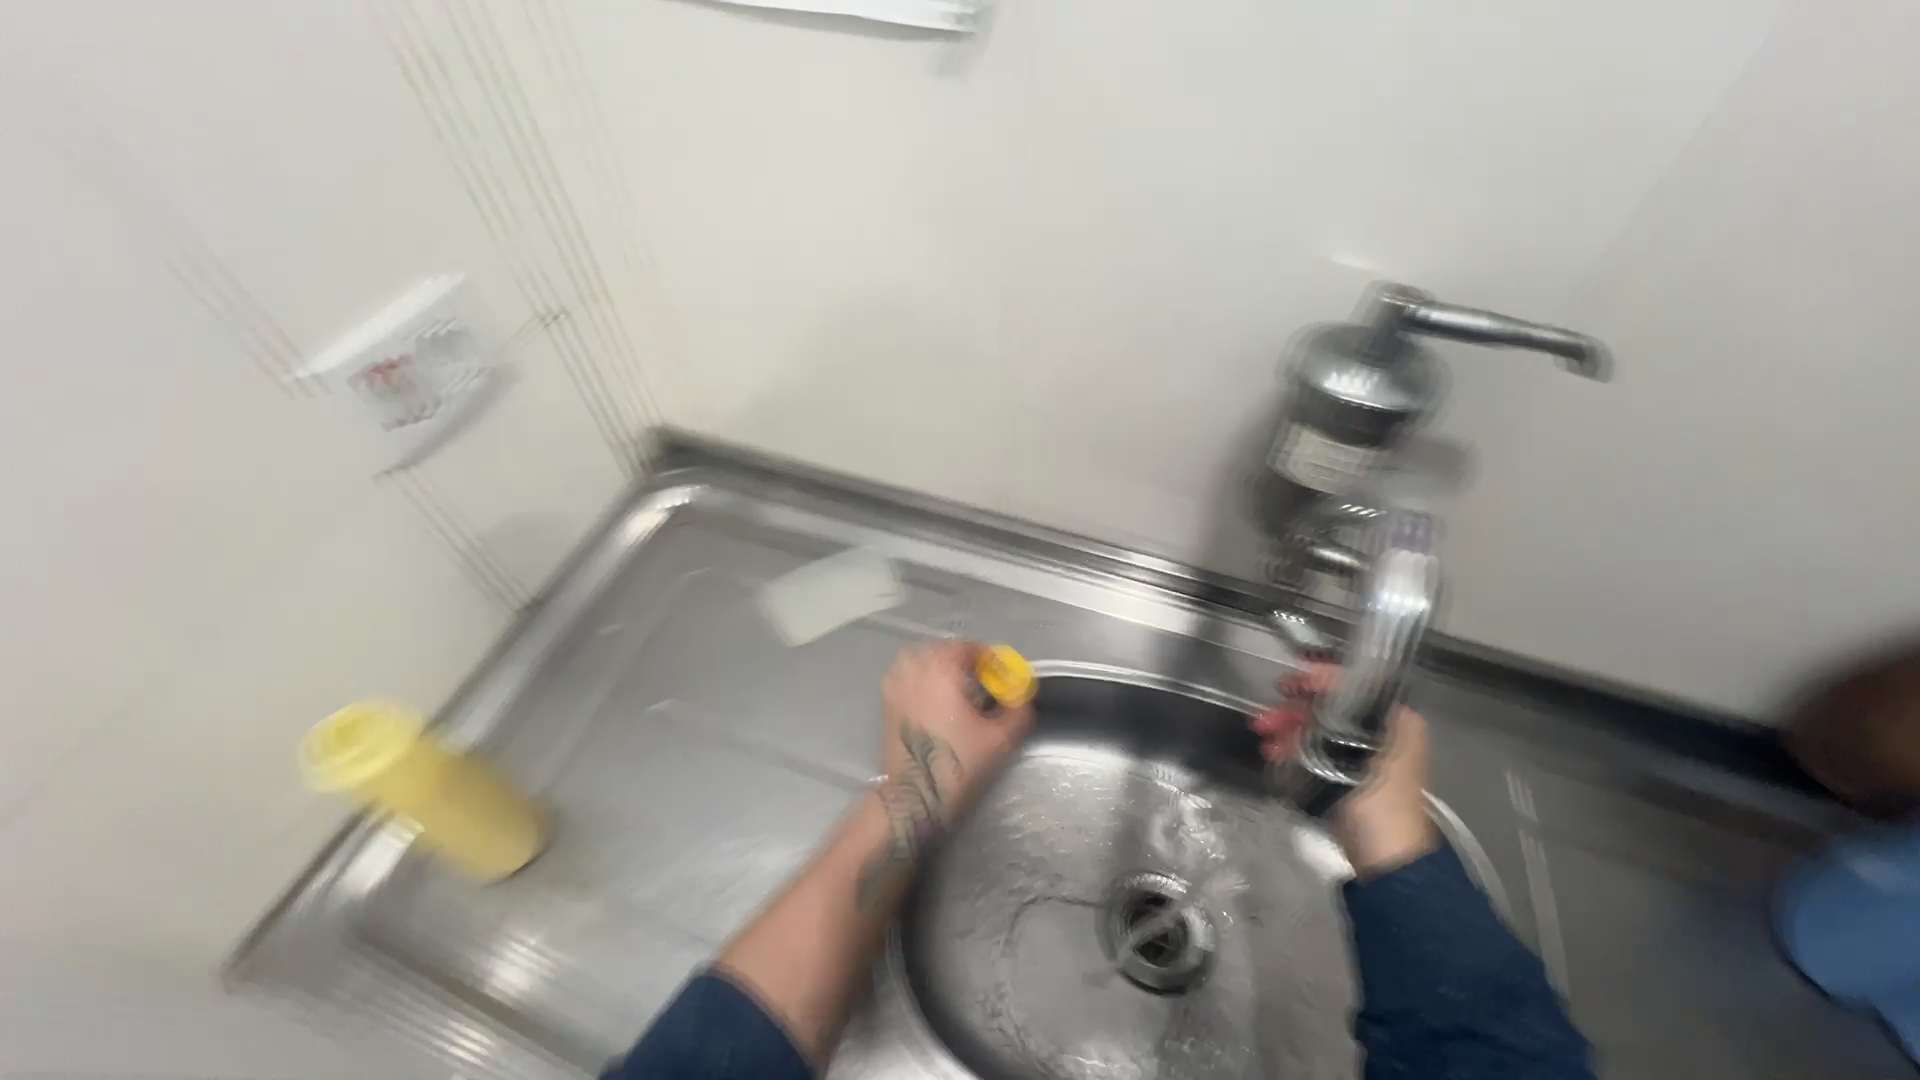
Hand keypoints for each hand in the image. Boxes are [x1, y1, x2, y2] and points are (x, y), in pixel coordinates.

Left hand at [879, 642, 1034, 823]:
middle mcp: (914, 667)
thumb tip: (1021, 692)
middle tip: (983, 682)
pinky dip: (922, 677)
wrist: (913, 796)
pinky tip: (934, 698)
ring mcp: (895, 682)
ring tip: (958, 688)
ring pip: (923, 658)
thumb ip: (1018, 708)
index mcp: (942, 669)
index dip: (990, 659)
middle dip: (965, 661)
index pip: (969, 647)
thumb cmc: (957, 764)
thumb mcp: (1000, 738)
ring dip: (942, 667)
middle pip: (945, 650)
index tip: (1001, 675)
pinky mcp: (886, 699)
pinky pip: (907, 674)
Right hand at [1251, 663, 1437, 876]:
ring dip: (1288, 729)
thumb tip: (1322, 682)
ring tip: (1264, 738)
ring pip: (1318, 729)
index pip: (1354, 686)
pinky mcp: (1344, 778)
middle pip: (1330, 708)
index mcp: (1395, 722)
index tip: (1290, 681)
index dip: (1320, 679)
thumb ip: (1348, 712)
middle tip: (1265, 716)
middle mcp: (1380, 734)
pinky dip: (1294, 749)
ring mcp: (1361, 757)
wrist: (1387, 859)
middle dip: (1295, 709)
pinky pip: (1314, 751)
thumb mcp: (1371, 750)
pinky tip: (1275, 753)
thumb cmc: (1382, 802)